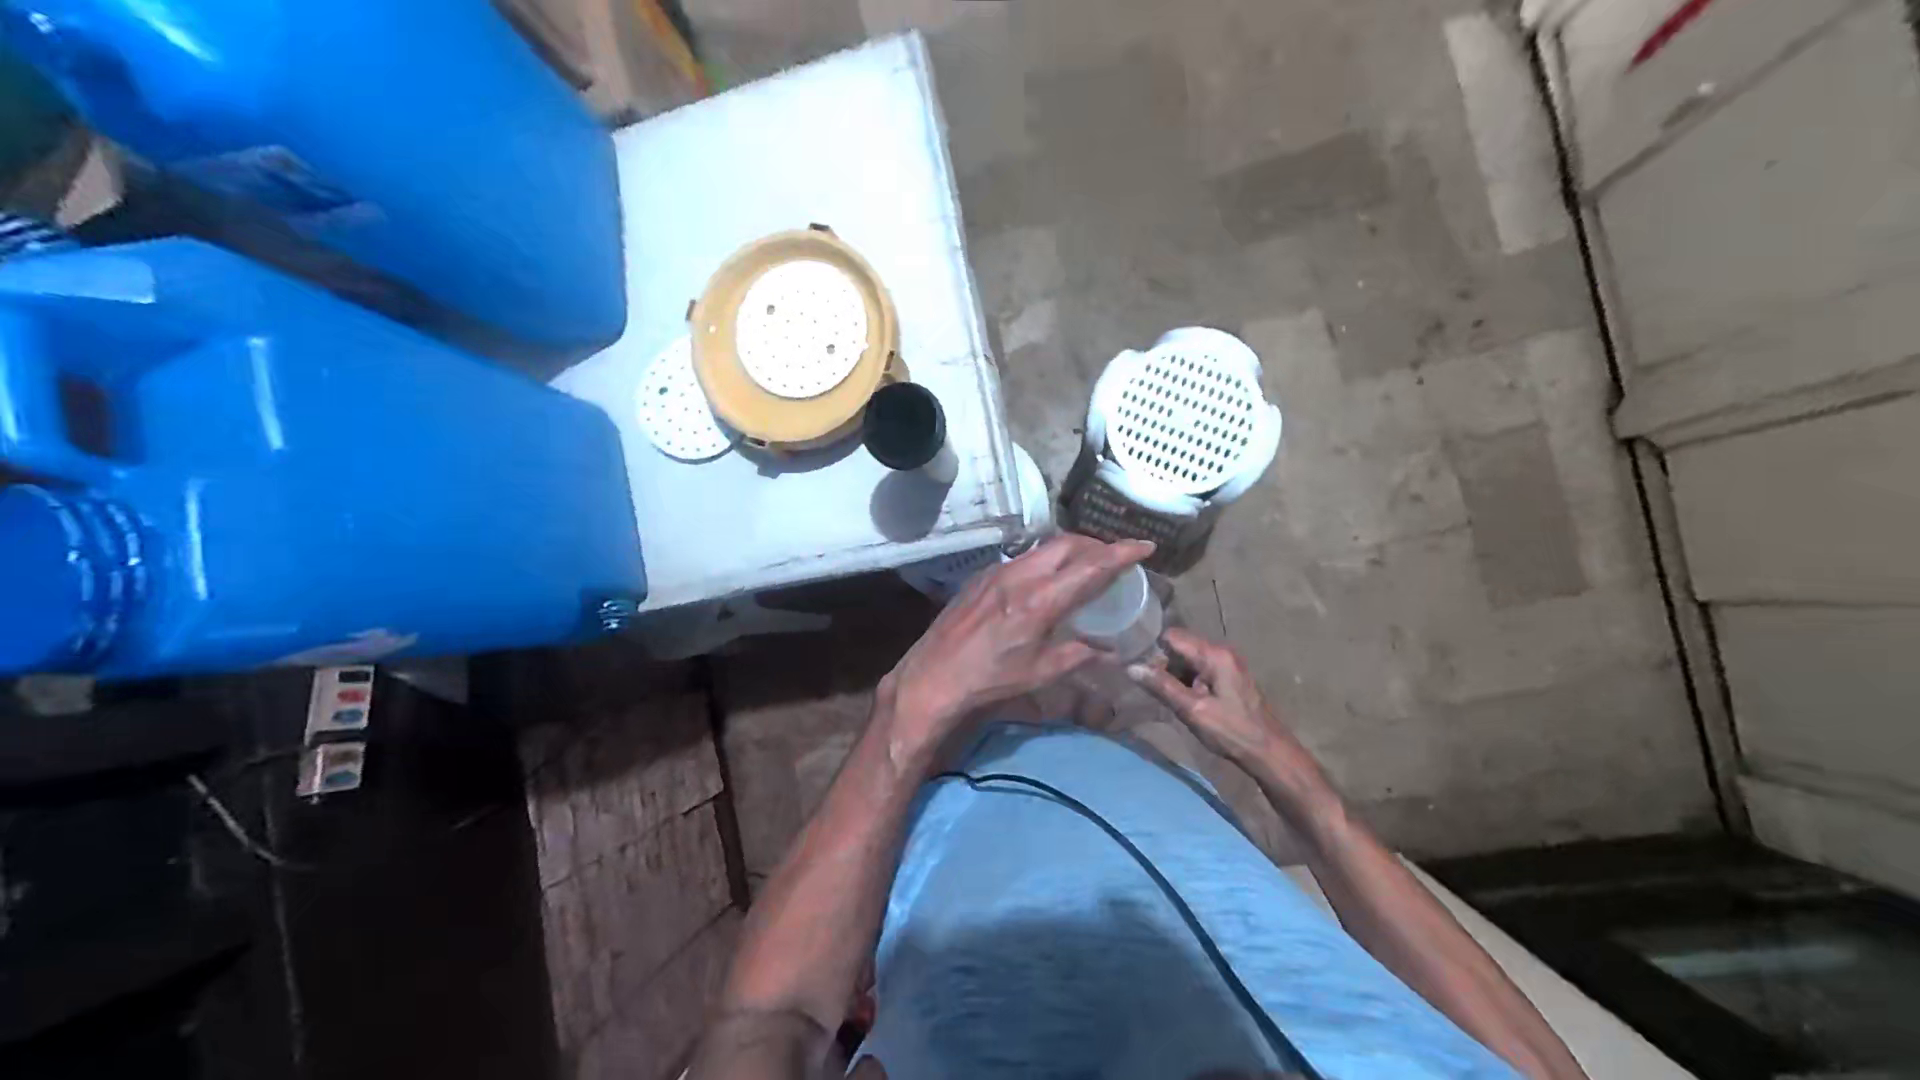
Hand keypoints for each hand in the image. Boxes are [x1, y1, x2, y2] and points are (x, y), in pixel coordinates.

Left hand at [879, 535, 1154, 757]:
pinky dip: (1046, 560)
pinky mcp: (982, 576)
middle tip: (1117, 557)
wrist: (934, 675)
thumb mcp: (1040, 672)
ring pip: (1044, 548)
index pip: (1090, 567)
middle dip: (1097, 545)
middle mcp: (1019, 576)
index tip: (1145, 546)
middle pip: (1067, 544)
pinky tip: (1048, 578)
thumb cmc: (990, 679)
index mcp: (1039, 601)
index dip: (1122, 554)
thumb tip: (1113, 652)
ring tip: (1087, 565)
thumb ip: (1080, 655)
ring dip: (1071, 550)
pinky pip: (1024, 558)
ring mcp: (997, 572)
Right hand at [1127, 628, 1319, 781]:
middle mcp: (1222, 651)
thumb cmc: (1231, 731)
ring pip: (1188, 658)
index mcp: (1214, 654)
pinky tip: (1180, 697)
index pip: (1172, 636)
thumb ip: (1162, 686)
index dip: (1151, 647)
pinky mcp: (1229, 676)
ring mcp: (1227, 663)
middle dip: (1162, 662)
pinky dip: (1186, 679)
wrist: (1269, 752)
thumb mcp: (1192, 710)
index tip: (1134, 662)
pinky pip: (1199, 668)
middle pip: (1180, 645)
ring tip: (1161, 693)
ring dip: (1173, 672)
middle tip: (1147, 684)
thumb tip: (1131, 667)